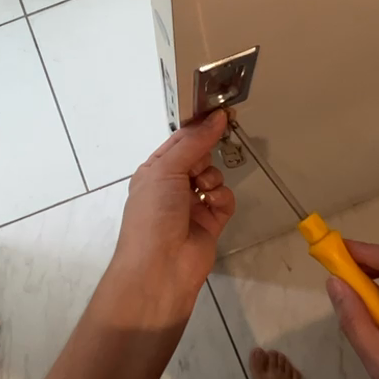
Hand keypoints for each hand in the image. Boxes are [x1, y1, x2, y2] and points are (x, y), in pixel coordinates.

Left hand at [106, 109, 234, 324]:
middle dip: (206, 154)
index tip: (220, 112)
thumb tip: (217, 117)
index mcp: (154, 170)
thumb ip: (194, 142)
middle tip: (209, 152)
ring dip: (212, 178)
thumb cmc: (153, 213)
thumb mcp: (166, 170)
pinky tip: (214, 206)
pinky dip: (222, 199)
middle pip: (198, 157)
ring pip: (213, 177)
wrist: (161, 267)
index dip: (198, 127)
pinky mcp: (211, 222)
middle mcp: (171, 186)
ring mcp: (191, 204)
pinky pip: (224, 200)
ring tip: (204, 190)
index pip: (178, 141)